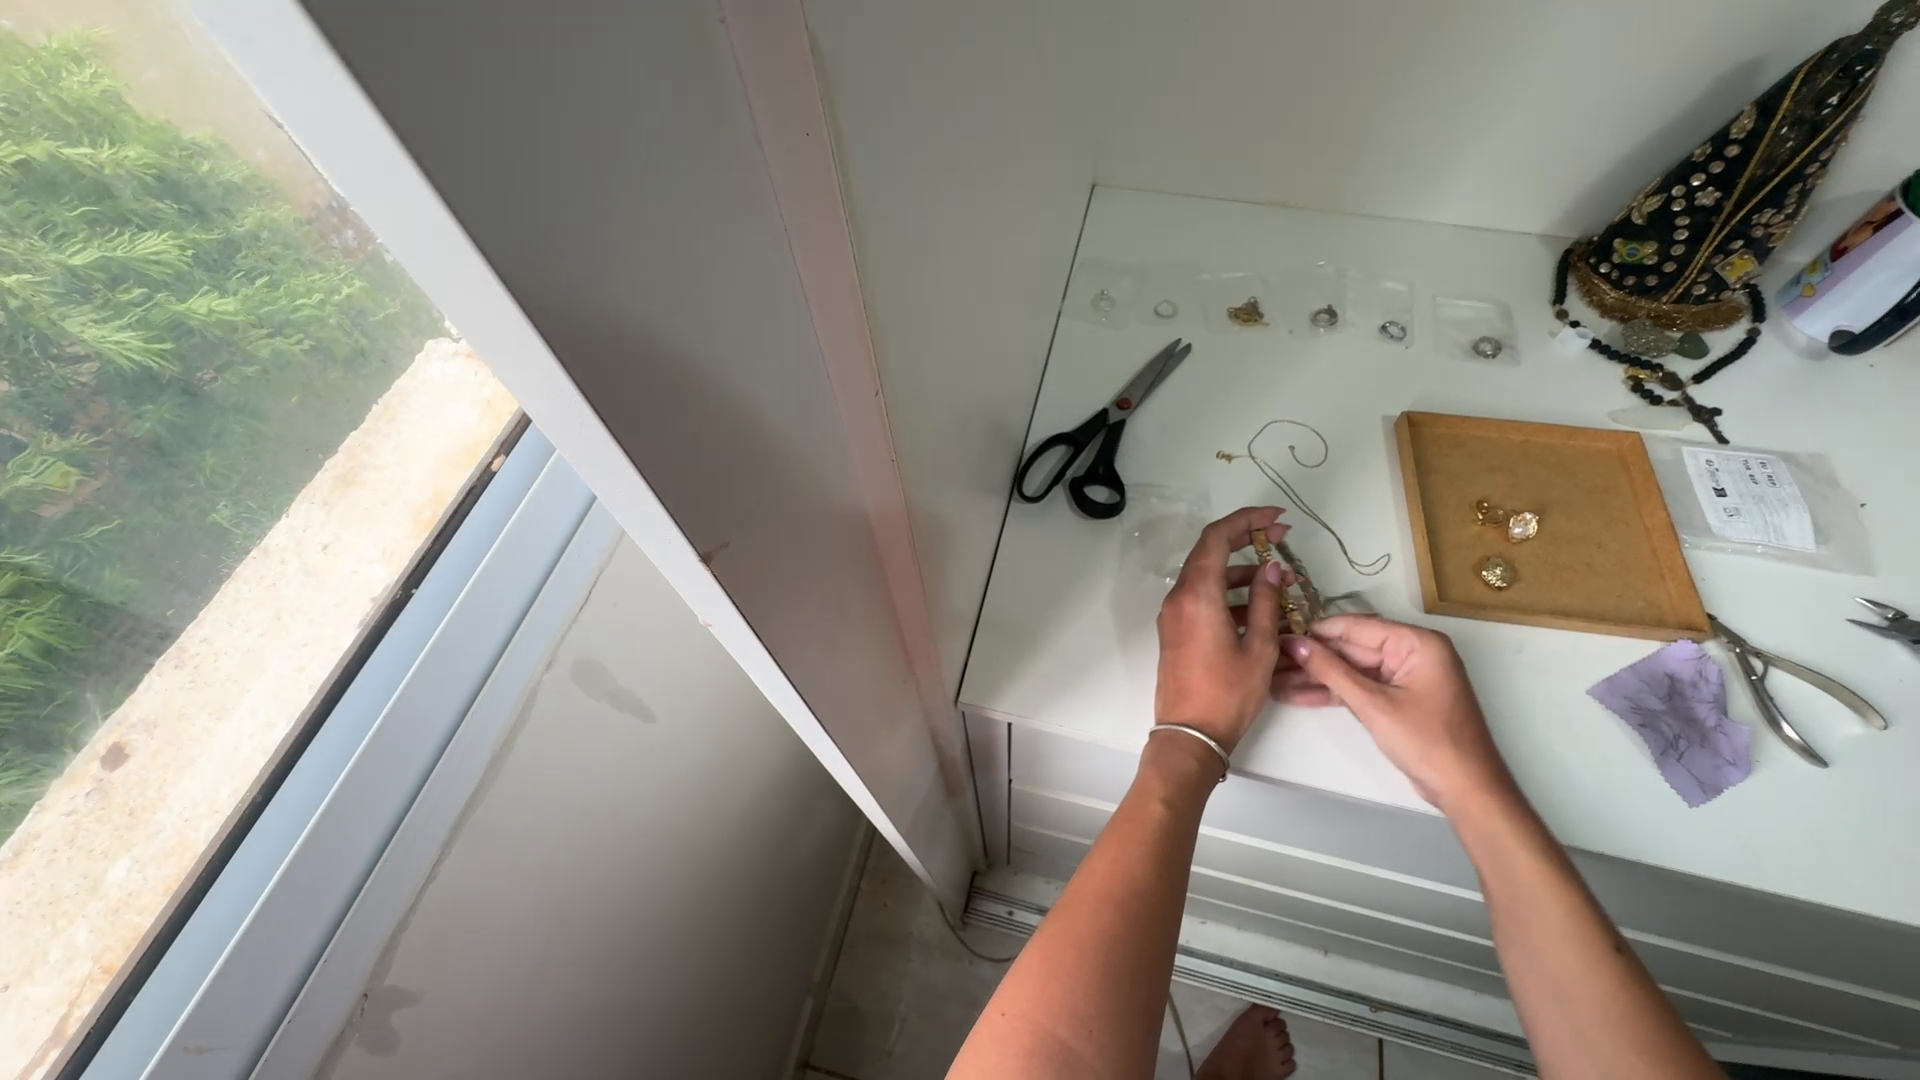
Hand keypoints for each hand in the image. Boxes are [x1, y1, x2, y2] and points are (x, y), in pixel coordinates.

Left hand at [1154, 507, 1292, 752]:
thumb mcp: (1258, 646)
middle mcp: (1179, 597)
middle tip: (1280, 536)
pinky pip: (1201, 598)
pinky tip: (1259, 606)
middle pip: (1209, 552)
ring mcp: (1173, 614)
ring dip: (1240, 571)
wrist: (1190, 732)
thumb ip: (1265, 601)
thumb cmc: (1227, 692)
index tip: (1276, 517)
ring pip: (1206, 576)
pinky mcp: (1175, 630)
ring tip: (1280, 579)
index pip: (1217, 538)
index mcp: (1197, 594)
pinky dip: (1228, 593)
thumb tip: (1272, 568)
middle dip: (1245, 539)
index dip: (1246, 520)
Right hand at [1281, 615, 1512, 808]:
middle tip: (1271, 660)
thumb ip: (1331, 671)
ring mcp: (1404, 676)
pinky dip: (1332, 692)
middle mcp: (1411, 652)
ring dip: (1315, 677)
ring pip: (1350, 669)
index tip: (1279, 635)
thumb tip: (1296, 644)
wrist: (1466, 790)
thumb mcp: (1373, 704)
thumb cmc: (1429, 743)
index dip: (1315, 632)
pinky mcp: (1397, 698)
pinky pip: (1359, 687)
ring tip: (1275, 679)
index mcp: (1416, 643)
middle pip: (1350, 647)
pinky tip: (1296, 695)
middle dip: (1311, 657)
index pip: (1355, 626)